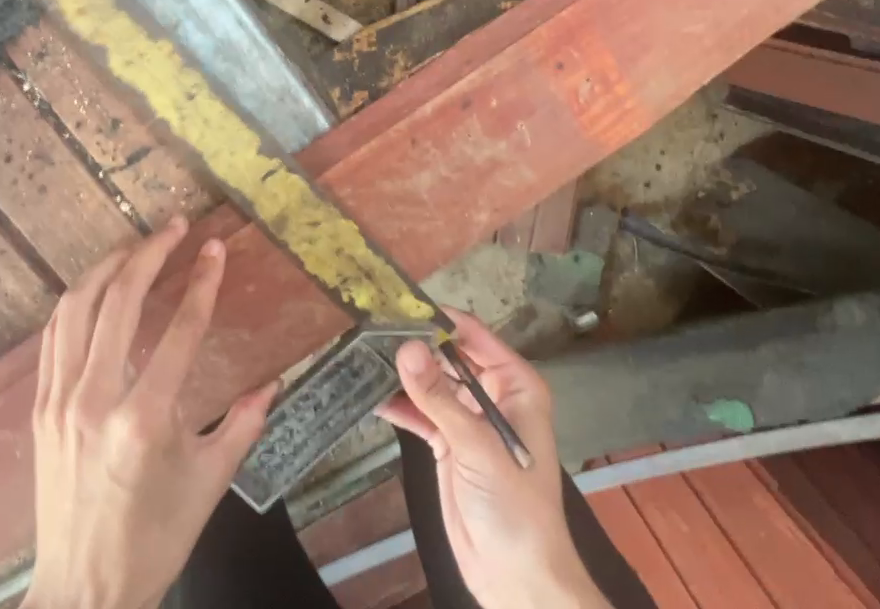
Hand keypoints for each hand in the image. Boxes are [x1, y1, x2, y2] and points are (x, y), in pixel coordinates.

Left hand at [24, 218, 276, 608]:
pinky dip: (75, 301)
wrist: (81, 590)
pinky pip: (53, 337)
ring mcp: (60, 401)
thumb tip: (274, 382)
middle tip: (175, 227)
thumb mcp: (211, 483)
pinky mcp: (40, 408)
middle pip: (119, 303)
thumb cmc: (154, 539)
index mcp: (145, 420)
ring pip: (76, 309)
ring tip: (135, 245)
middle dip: (150, 254)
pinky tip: (96, 287)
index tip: (215, 248)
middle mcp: (96, 400)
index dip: (202, 282)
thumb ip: (243, 424)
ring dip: (106, 267)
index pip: (179, 330)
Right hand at [377, 308, 608, 608]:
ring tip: (363, 355)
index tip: (400, 305)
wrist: (516, 575)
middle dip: (416, 346)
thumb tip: (407, 348)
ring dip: (402, 375)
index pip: (476, 337)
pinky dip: (399, 406)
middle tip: (371, 328)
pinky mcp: (448, 445)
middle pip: (450, 357)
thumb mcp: (477, 448)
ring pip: (432, 384)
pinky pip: (420, 414)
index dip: (441, 320)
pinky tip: (371, 396)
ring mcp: (469, 421)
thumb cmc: (515, 507)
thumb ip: (439, 398)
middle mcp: (493, 396)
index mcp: (516, 386)